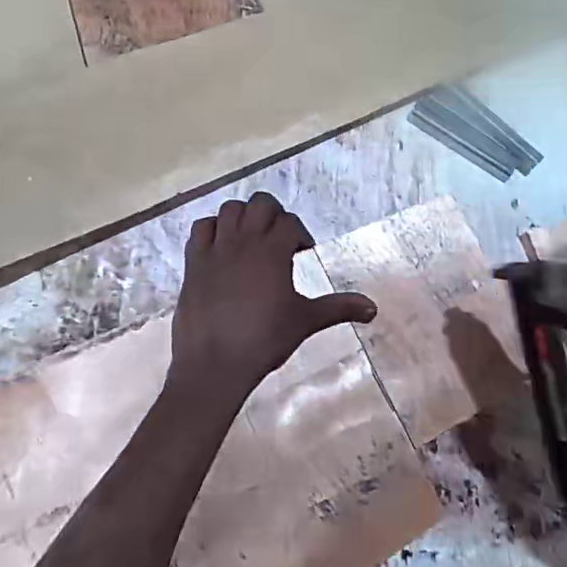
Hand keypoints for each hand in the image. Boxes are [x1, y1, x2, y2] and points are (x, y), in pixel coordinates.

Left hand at [170, 192, 376, 398]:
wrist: (216, 362)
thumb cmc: (265, 340)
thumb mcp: (305, 320)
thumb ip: (339, 308)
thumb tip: (374, 309)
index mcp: (272, 251)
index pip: (290, 222)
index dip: (300, 234)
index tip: (302, 252)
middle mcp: (243, 242)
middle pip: (260, 204)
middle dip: (274, 214)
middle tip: (279, 238)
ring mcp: (215, 250)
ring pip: (229, 210)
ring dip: (243, 217)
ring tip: (251, 238)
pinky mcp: (193, 263)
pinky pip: (201, 229)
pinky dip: (212, 228)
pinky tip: (221, 246)